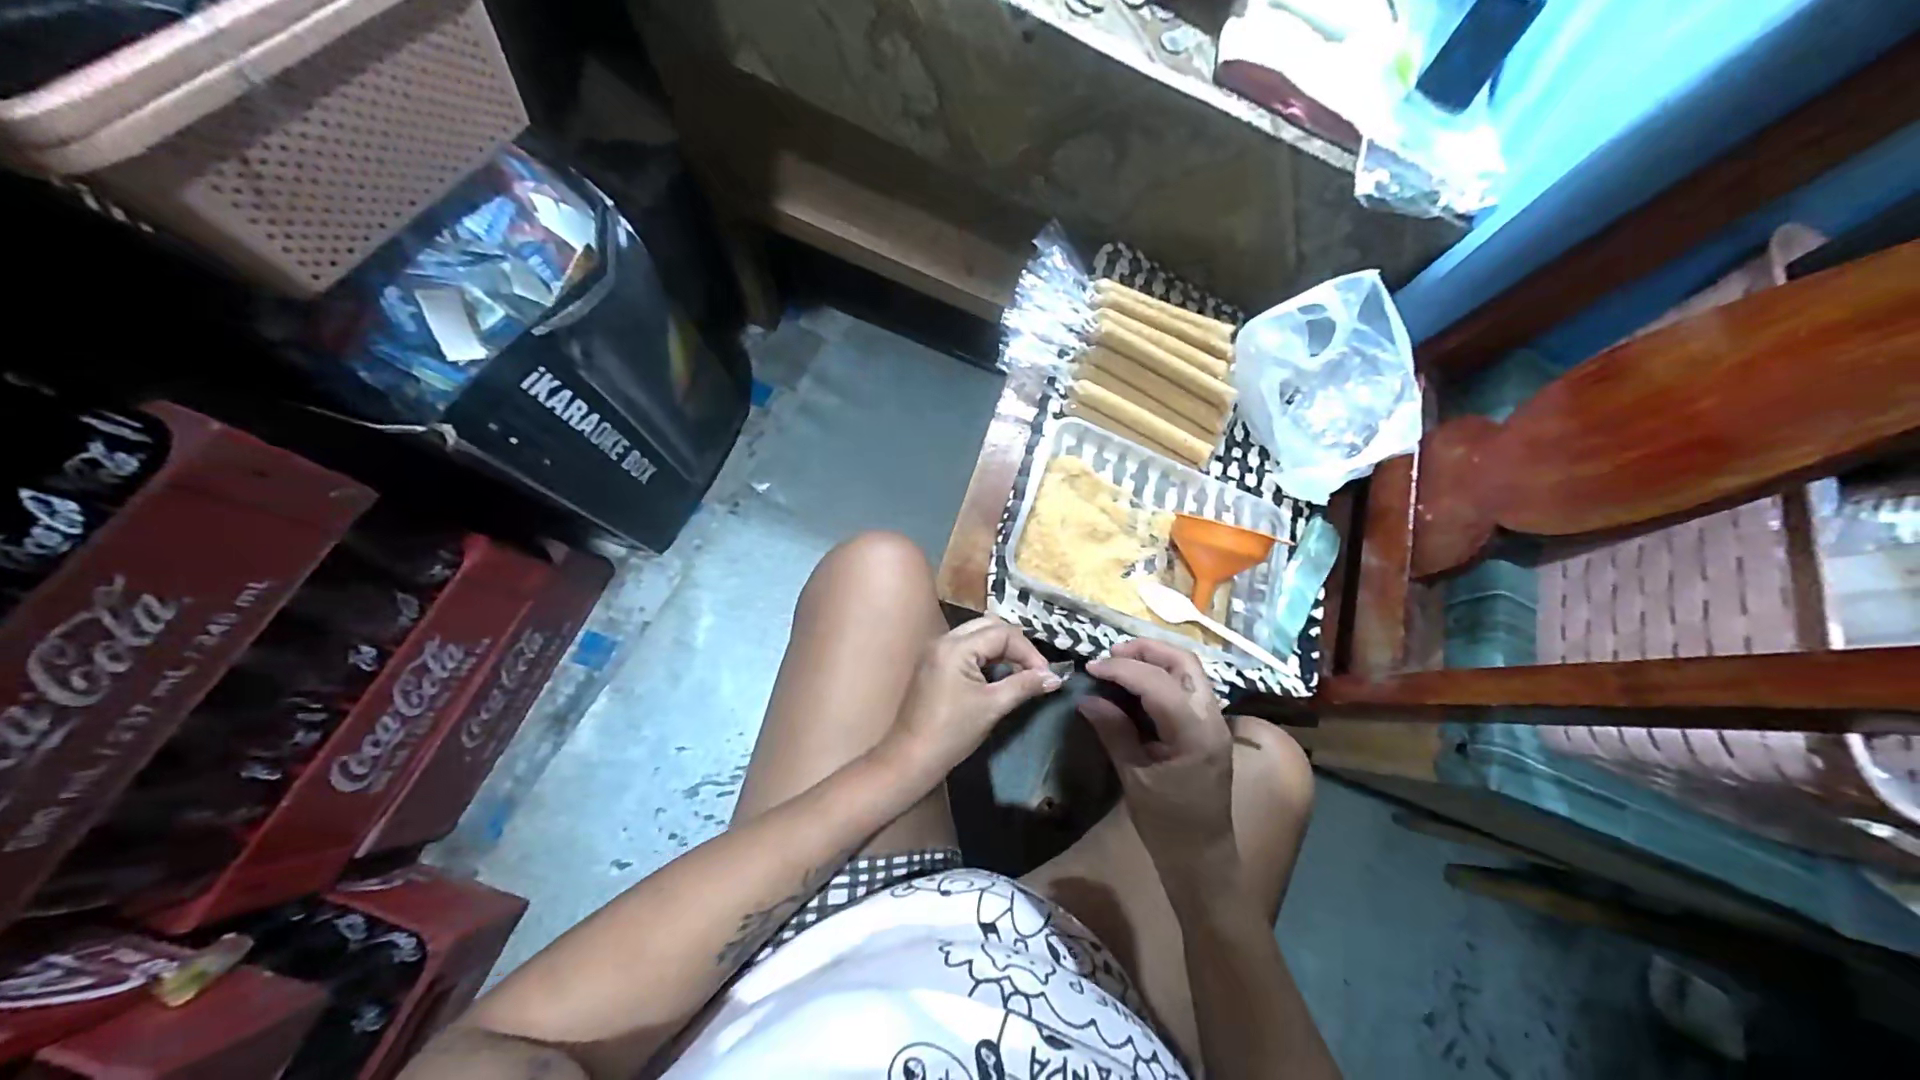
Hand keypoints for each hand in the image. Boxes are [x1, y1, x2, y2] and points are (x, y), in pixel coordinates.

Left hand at [878, 617, 1059, 784]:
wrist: (912, 757)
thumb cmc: (953, 732)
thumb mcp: (993, 706)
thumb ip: (1024, 685)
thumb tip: (1055, 677)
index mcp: (955, 647)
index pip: (1002, 633)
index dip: (1028, 651)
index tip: (1045, 675)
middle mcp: (943, 640)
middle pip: (989, 626)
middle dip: (1015, 645)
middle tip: (1034, 670)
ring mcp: (936, 651)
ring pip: (977, 635)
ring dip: (1000, 650)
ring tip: (1019, 673)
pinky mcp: (933, 663)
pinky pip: (965, 647)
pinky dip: (985, 656)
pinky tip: (997, 676)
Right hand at [1080, 639, 1236, 881]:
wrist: (1203, 858)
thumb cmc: (1167, 825)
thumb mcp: (1134, 777)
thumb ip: (1114, 732)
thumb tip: (1087, 699)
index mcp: (1195, 734)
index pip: (1157, 683)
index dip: (1122, 669)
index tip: (1091, 668)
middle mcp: (1213, 720)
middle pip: (1184, 662)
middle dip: (1146, 650)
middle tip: (1110, 655)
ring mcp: (1216, 722)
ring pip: (1190, 671)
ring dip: (1156, 659)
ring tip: (1120, 663)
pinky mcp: (1211, 728)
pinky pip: (1190, 687)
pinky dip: (1163, 676)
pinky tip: (1138, 684)